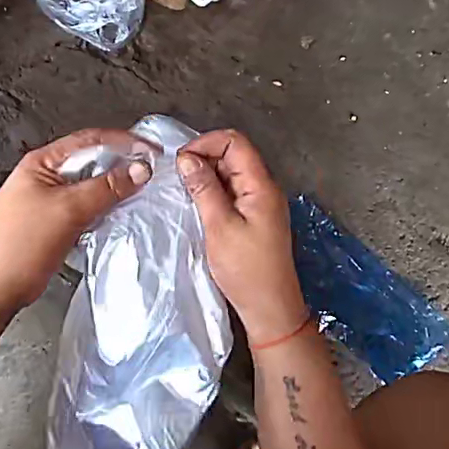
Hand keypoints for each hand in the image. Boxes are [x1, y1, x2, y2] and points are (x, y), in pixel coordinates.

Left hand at [0, 128, 156, 311]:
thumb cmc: (14, 249)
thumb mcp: (68, 210)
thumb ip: (107, 187)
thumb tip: (140, 169)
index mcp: (41, 163)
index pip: (91, 139)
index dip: (125, 141)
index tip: (152, 151)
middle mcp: (44, 177)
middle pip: (93, 160)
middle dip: (122, 164)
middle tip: (150, 172)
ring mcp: (48, 201)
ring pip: (91, 185)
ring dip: (114, 188)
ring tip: (138, 193)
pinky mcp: (53, 223)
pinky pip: (86, 207)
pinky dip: (105, 207)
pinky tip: (117, 214)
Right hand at [176, 129, 308, 345]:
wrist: (270, 306)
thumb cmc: (246, 269)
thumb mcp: (219, 226)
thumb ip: (204, 189)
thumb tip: (187, 158)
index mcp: (262, 185)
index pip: (236, 142)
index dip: (206, 143)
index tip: (181, 162)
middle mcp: (265, 188)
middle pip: (235, 154)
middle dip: (204, 157)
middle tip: (177, 178)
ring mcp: (261, 202)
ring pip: (232, 173)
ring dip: (207, 175)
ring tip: (184, 191)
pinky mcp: (255, 217)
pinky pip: (233, 191)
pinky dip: (214, 191)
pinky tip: (197, 204)